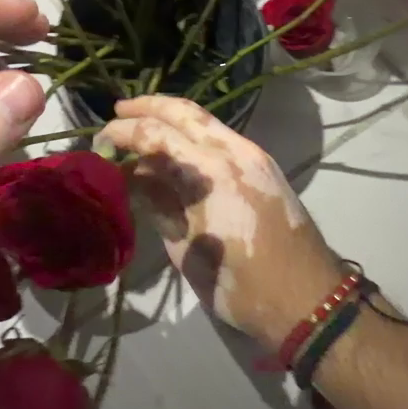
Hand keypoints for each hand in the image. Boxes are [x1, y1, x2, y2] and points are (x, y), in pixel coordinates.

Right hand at [100, 95, 342, 349]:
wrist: (308, 301)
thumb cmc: (240, 285)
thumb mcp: (186, 250)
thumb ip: (159, 205)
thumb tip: (133, 177)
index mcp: (211, 173)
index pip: (157, 135)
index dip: (123, 133)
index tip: (98, 142)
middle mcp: (233, 151)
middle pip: (184, 111)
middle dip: (148, 107)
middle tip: (118, 112)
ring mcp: (253, 155)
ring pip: (204, 120)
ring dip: (170, 119)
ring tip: (140, 127)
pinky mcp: (263, 166)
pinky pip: (219, 137)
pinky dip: (192, 135)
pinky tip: (174, 150)